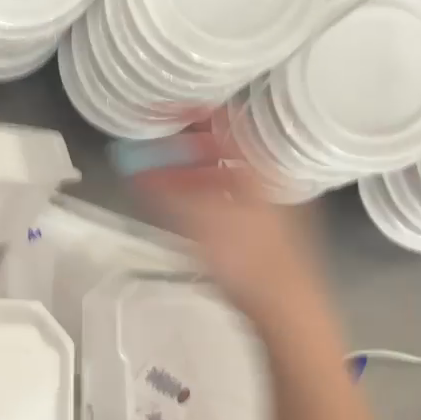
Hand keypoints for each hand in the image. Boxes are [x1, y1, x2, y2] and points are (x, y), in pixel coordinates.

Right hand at [126, 117, 325, 327]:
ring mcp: (264, 203)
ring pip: (220, 175)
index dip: (188, 112)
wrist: (286, 309)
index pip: (222, 121)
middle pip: (221, 147)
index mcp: (259, 164)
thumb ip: (168, 188)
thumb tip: (134, 164)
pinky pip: (221, 198)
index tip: (156, 110)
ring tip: (152, 173)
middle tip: (148, 143)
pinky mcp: (258, 229)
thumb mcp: (204, 220)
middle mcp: (265, 176)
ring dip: (185, 171)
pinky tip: (176, 204)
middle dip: (181, 143)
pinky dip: (196, 194)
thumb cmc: (249, 260)